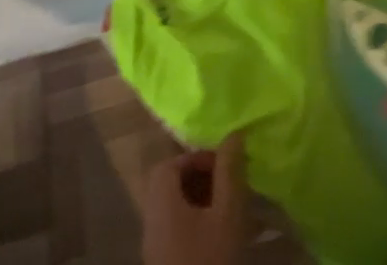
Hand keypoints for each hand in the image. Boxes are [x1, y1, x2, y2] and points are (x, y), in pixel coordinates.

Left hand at [142, 135, 247, 264]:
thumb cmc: (212, 258)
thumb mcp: (228, 211)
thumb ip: (230, 171)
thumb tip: (234, 134)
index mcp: (161, 204)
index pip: (168, 166)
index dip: (195, 158)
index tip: (223, 166)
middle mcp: (151, 221)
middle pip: (168, 185)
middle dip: (199, 177)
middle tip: (226, 184)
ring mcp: (154, 244)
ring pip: (172, 206)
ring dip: (199, 198)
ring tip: (228, 206)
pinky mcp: (163, 260)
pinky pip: (175, 227)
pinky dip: (196, 219)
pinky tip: (220, 231)